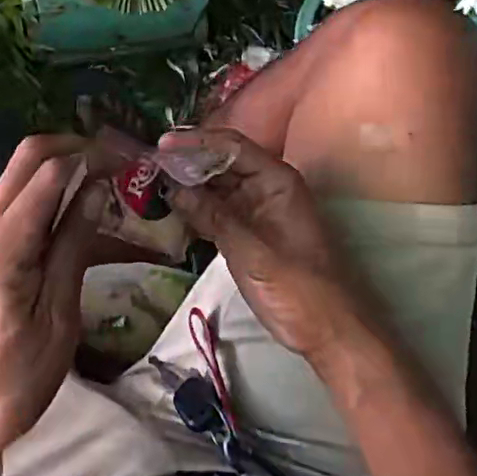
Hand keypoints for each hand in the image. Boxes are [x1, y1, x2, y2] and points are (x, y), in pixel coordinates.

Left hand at [0, 135, 105, 475]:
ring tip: (107, 179)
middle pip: (29, 155)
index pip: (50, 170)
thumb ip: (73, 245)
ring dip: (62, 163)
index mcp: (5, 240)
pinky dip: (49, 187)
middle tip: (118, 161)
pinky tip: (79, 206)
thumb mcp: (58, 316)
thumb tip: (96, 188)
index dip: (92, 156)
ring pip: (21, 171)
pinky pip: (18, 196)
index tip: (130, 159)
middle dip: (75, 146)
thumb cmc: (15, 378)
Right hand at [160, 128, 367, 361]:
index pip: (232, 146)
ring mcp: (256, 208)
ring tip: (152, 180)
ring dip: (187, 183)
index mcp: (276, 180)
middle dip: (187, 161)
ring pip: (216, 185)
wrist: (326, 333)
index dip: (197, 142)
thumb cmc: (297, 289)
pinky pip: (216, 208)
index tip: (163, 145)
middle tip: (150, 162)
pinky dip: (194, 207)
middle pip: (221, 161)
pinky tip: (170, 208)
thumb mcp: (251, 252)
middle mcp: (265, 186)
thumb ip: (213, 217)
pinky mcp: (247, 229)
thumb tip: (173, 189)